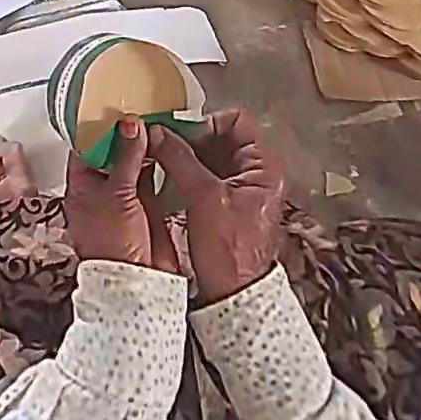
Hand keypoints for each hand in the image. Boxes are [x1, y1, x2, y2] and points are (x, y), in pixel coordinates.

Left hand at [63, 117, 180, 272]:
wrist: (138, 281)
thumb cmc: (114, 243)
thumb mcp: (117, 193)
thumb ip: (126, 155)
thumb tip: (130, 123)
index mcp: (82, 186)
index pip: (86, 147)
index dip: (99, 127)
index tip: (115, 106)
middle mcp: (101, 189)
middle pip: (111, 152)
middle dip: (126, 133)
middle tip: (142, 108)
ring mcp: (125, 196)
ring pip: (133, 162)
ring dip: (145, 145)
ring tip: (158, 122)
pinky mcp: (147, 203)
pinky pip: (152, 175)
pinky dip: (159, 160)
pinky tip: (169, 145)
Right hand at [145, 110, 286, 303]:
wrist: (235, 297)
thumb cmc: (230, 250)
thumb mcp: (204, 198)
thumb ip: (180, 159)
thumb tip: (156, 131)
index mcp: (264, 166)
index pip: (237, 122)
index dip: (208, 123)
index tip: (180, 132)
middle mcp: (258, 172)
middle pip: (222, 138)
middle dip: (192, 138)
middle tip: (163, 142)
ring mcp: (243, 188)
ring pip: (212, 157)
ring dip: (188, 155)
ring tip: (161, 156)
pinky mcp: (228, 203)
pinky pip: (208, 175)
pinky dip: (189, 171)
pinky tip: (168, 174)